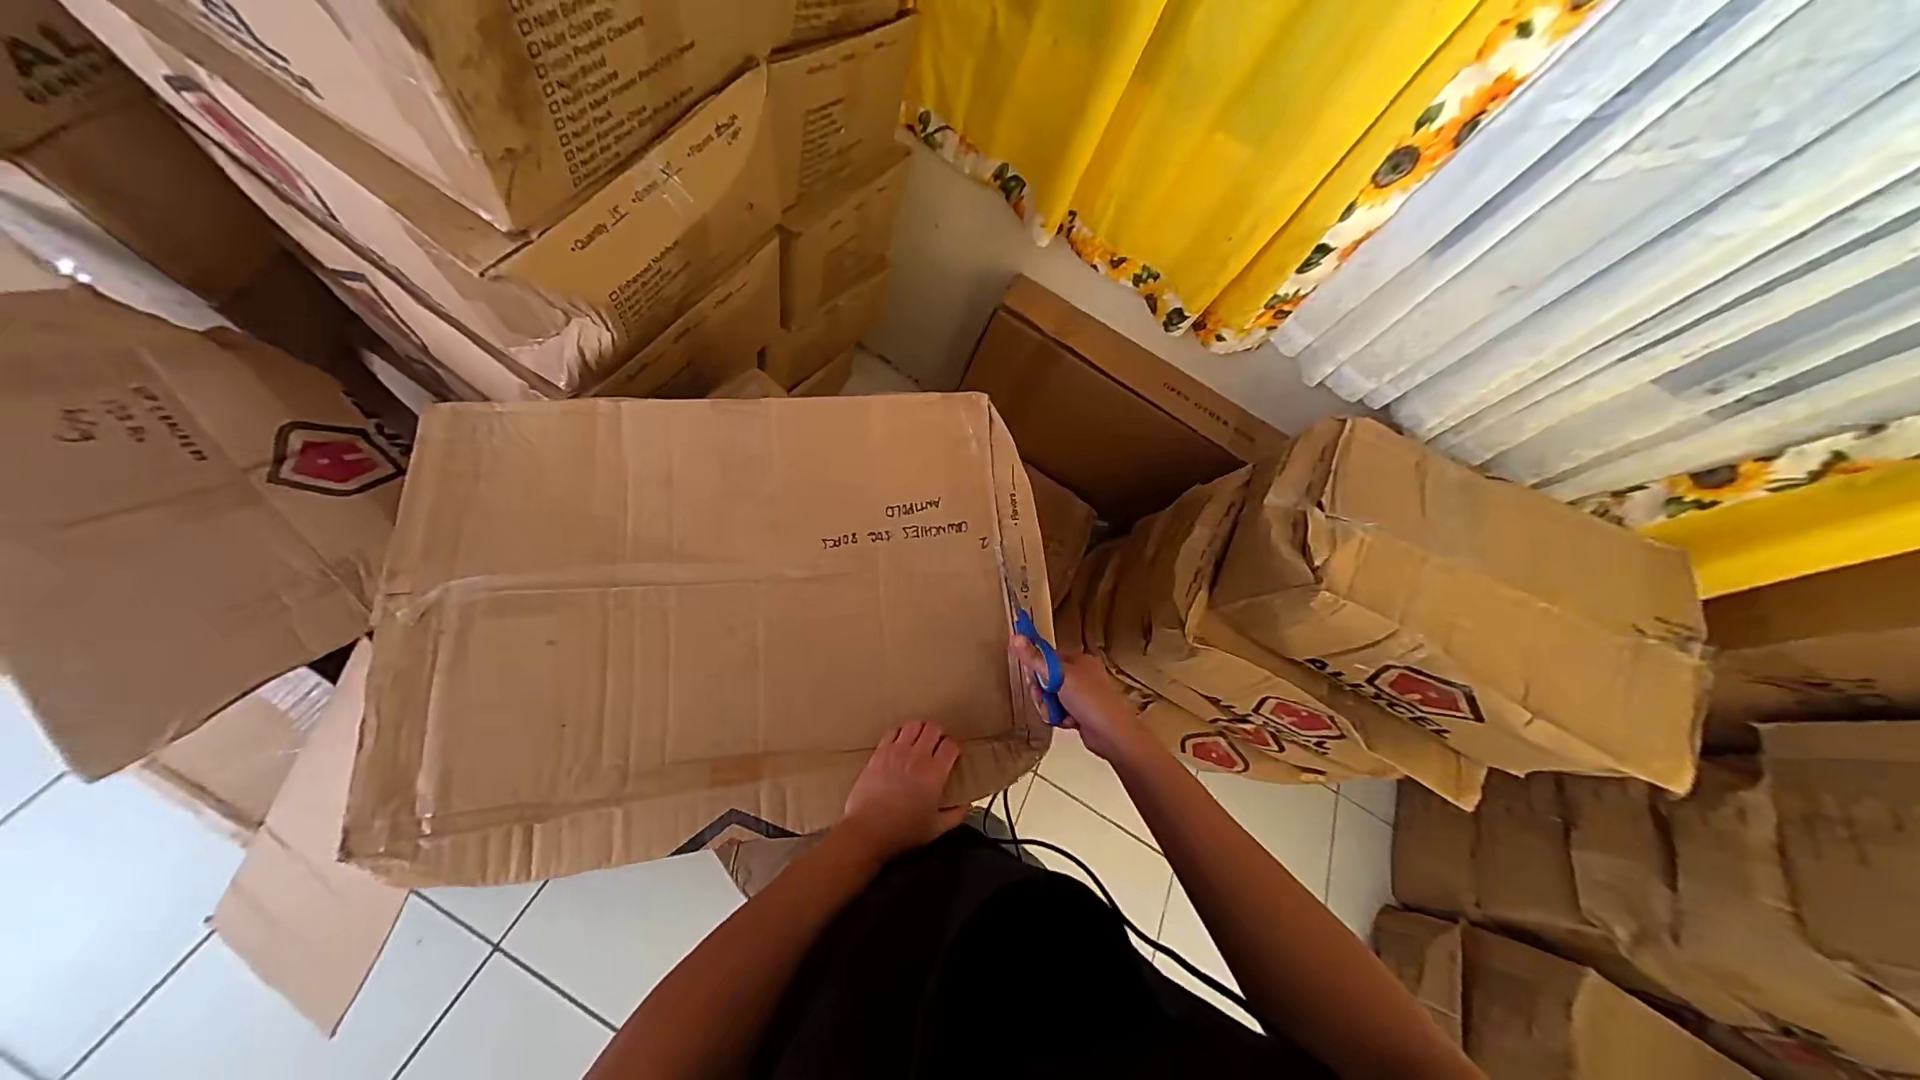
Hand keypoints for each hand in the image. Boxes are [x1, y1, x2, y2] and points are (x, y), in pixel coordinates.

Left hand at [838, 721, 970, 862]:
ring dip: (920, 730)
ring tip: (919, 740)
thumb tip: (966, 806)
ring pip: (913, 724)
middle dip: (939, 734)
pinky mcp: (879, 753)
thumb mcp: (935, 828)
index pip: (951, 745)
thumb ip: (955, 815)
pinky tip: (899, 744)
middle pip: (933, 728)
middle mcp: (917, 756)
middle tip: (937, 745)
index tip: (952, 756)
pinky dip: (899, 734)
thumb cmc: (903, 831)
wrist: (867, 830)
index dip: (954, 748)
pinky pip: (892, 732)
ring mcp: (896, 751)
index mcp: (934, 773)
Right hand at [1009, 635, 1160, 765]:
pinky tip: (1067, 722)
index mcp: (1079, 660)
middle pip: (1047, 679)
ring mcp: (1082, 694)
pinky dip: (1059, 717)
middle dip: (1043, 693)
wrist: (1112, 734)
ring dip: (1050, 707)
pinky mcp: (1081, 712)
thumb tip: (1016, 638)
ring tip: (1059, 714)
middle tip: (1046, 699)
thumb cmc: (1091, 701)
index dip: (1038, 669)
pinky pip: (1059, 711)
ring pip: (1051, 697)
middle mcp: (1082, 675)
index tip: (1034, 679)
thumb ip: (1035, 659)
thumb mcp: (1059, 676)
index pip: (1048, 657)